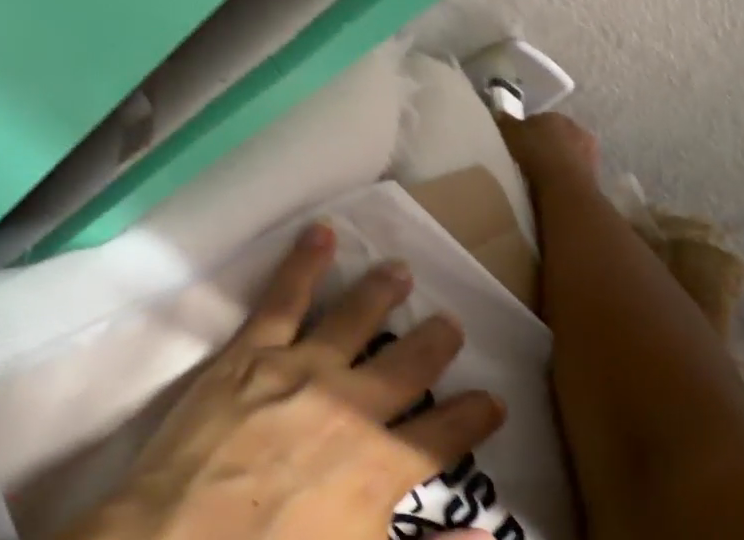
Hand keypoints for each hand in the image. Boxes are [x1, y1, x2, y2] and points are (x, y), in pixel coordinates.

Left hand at [65, 222, 505, 539]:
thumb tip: (487, 539)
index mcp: (381, 465)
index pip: (444, 436)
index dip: (473, 418)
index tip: (492, 400)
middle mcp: (351, 406)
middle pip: (406, 365)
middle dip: (434, 343)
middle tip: (450, 322)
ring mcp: (300, 369)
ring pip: (352, 319)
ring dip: (379, 292)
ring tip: (400, 269)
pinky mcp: (250, 351)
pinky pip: (283, 297)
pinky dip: (305, 261)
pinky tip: (321, 234)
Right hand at [496, 111, 599, 188]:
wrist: (565, 187)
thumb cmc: (535, 155)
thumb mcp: (510, 134)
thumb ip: (504, 122)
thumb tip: (498, 112)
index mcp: (555, 116)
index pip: (537, 120)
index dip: (525, 132)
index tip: (515, 145)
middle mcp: (575, 128)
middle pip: (554, 136)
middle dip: (543, 145)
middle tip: (526, 159)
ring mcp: (588, 151)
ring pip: (565, 153)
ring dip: (555, 161)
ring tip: (538, 175)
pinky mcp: (595, 172)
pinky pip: (572, 171)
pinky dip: (564, 175)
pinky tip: (551, 185)